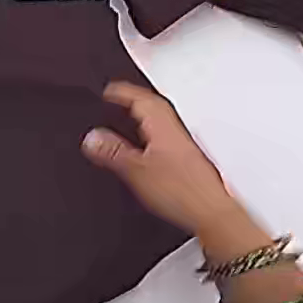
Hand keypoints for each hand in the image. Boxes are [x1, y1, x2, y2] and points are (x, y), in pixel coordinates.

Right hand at [82, 81, 240, 234]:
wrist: (210, 212)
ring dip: (145, 115)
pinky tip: (148, 147)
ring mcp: (184, 145)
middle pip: (154, 105)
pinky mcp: (188, 160)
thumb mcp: (136, 171)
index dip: (122, 92)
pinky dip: (153, 134)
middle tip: (118, 98)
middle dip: (134, 99)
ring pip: (162, 121)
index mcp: (162, 127)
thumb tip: (92, 138)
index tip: (108, 90)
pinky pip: (167, 137)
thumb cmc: (182, 192)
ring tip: (129, 117)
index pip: (141, 98)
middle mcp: (175, 132)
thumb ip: (113, 152)